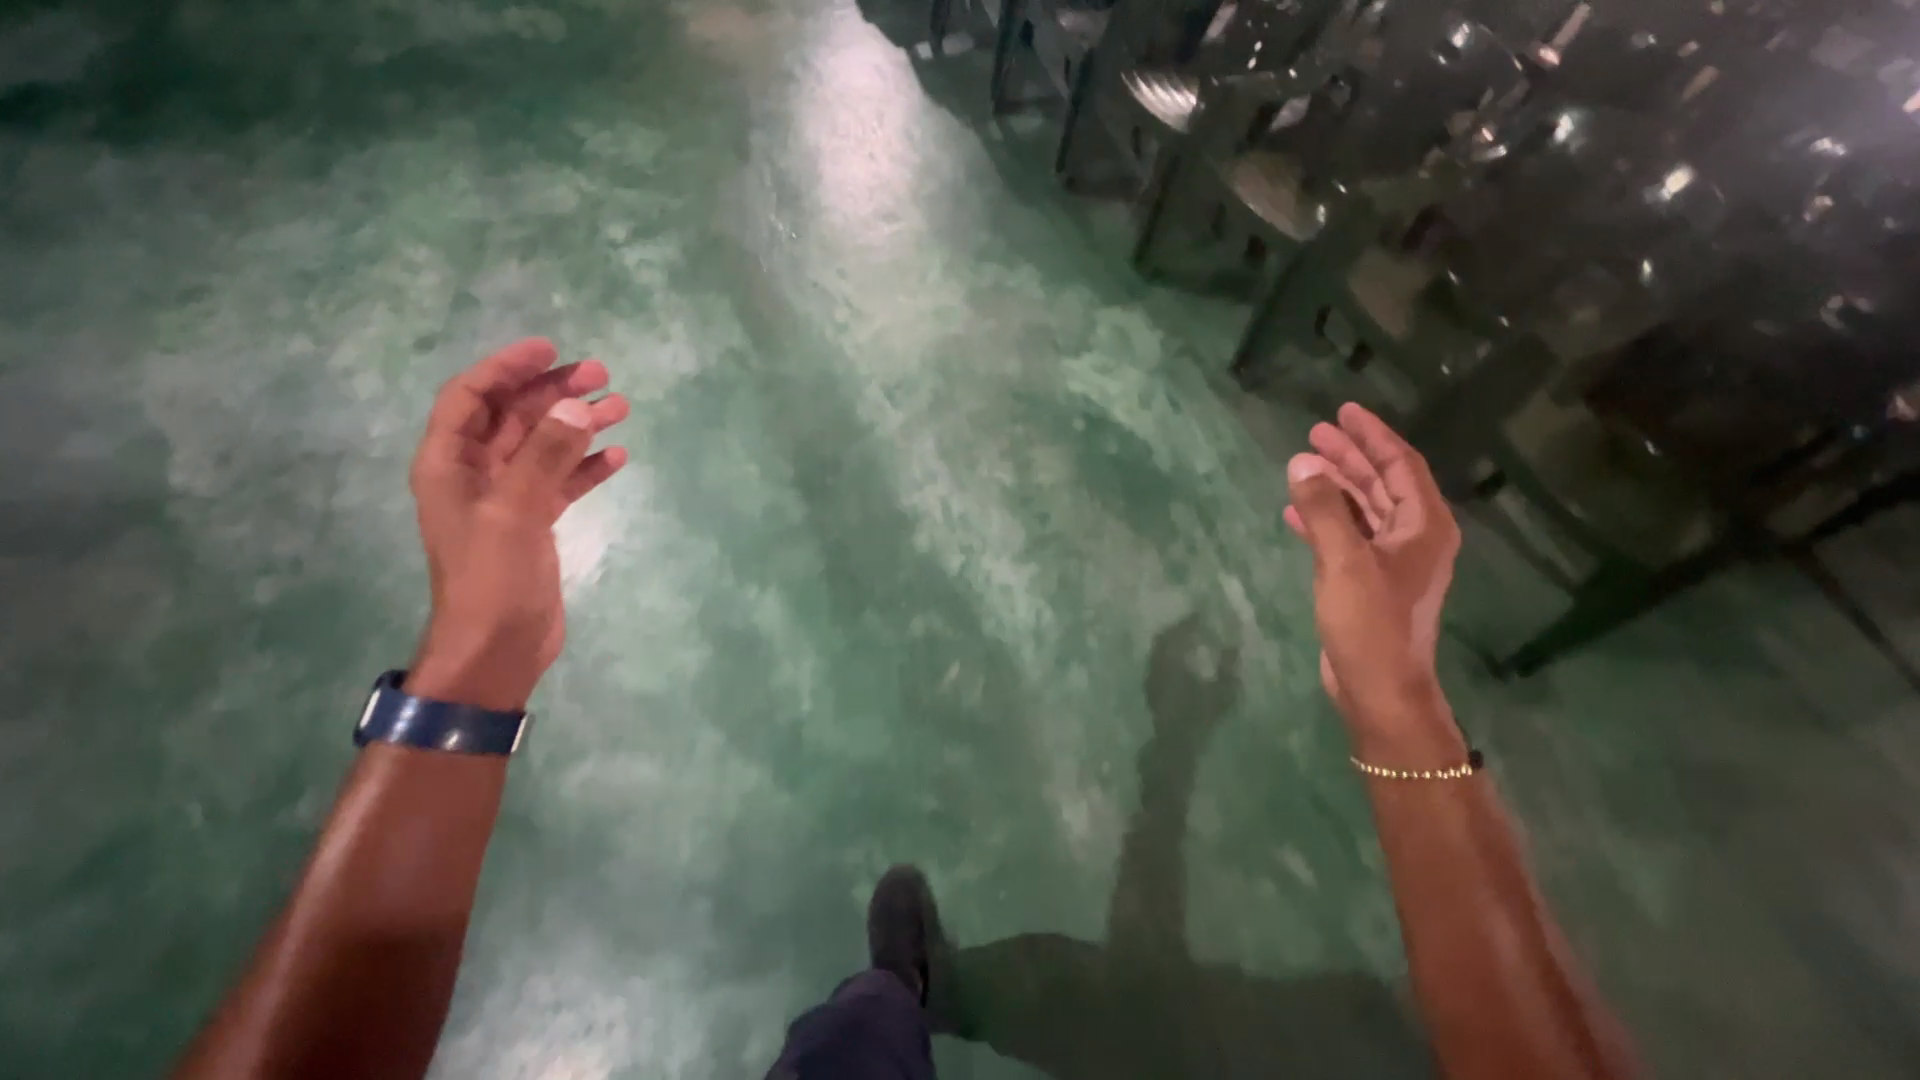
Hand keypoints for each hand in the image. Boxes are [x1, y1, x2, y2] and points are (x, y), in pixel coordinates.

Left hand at [404, 339, 630, 710]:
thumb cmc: (491, 580)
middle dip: (554, 393)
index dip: (506, 368)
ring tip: (621, 408)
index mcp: (450, 465)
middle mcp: (475, 475)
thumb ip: (544, 456)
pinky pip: (561, 483)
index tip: (551, 350)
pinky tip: (616, 458)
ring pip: (543, 447)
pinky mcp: (534, 524)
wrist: (496, 649)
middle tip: (601, 375)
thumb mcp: (515, 513)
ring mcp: (507, 500)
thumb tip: (576, 406)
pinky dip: (586, 468)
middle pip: (514, 417)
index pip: (472, 397)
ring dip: (578, 426)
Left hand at [1144, 614, 1240, 738]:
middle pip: (1164, 637)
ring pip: (1158, 649)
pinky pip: (1156, 661)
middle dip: (1179, 627)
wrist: (1174, 743)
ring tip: (1189, 639)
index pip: (1180, 632)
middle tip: (1194, 623)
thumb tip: (1236, 642)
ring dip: (1172, 640)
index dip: (1191, 620)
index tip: (1202, 613)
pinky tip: (1180, 661)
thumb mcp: (1222, 692)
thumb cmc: (1200, 717)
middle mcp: (1157, 663)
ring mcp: (1151, 675)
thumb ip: (1229, 665)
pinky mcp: (1150, 687)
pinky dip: (1167, 654)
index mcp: (1173, 660)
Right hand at [1285, 404, 1462, 765]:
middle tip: (1316, 432)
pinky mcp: (1368, 581)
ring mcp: (1391, 562)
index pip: (1400, 466)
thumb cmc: (1371, 623)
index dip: (1373, 436)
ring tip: (1303, 463)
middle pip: (1382, 483)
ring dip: (1335, 486)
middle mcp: (1413, 538)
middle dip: (1350, 456)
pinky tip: (1295, 512)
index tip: (1344, 411)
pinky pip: (1346, 537)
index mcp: (1423, 527)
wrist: (1379, 689)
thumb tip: (1302, 460)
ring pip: (1363, 510)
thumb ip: (1324, 509)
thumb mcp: (1344, 562)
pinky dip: (1323, 521)